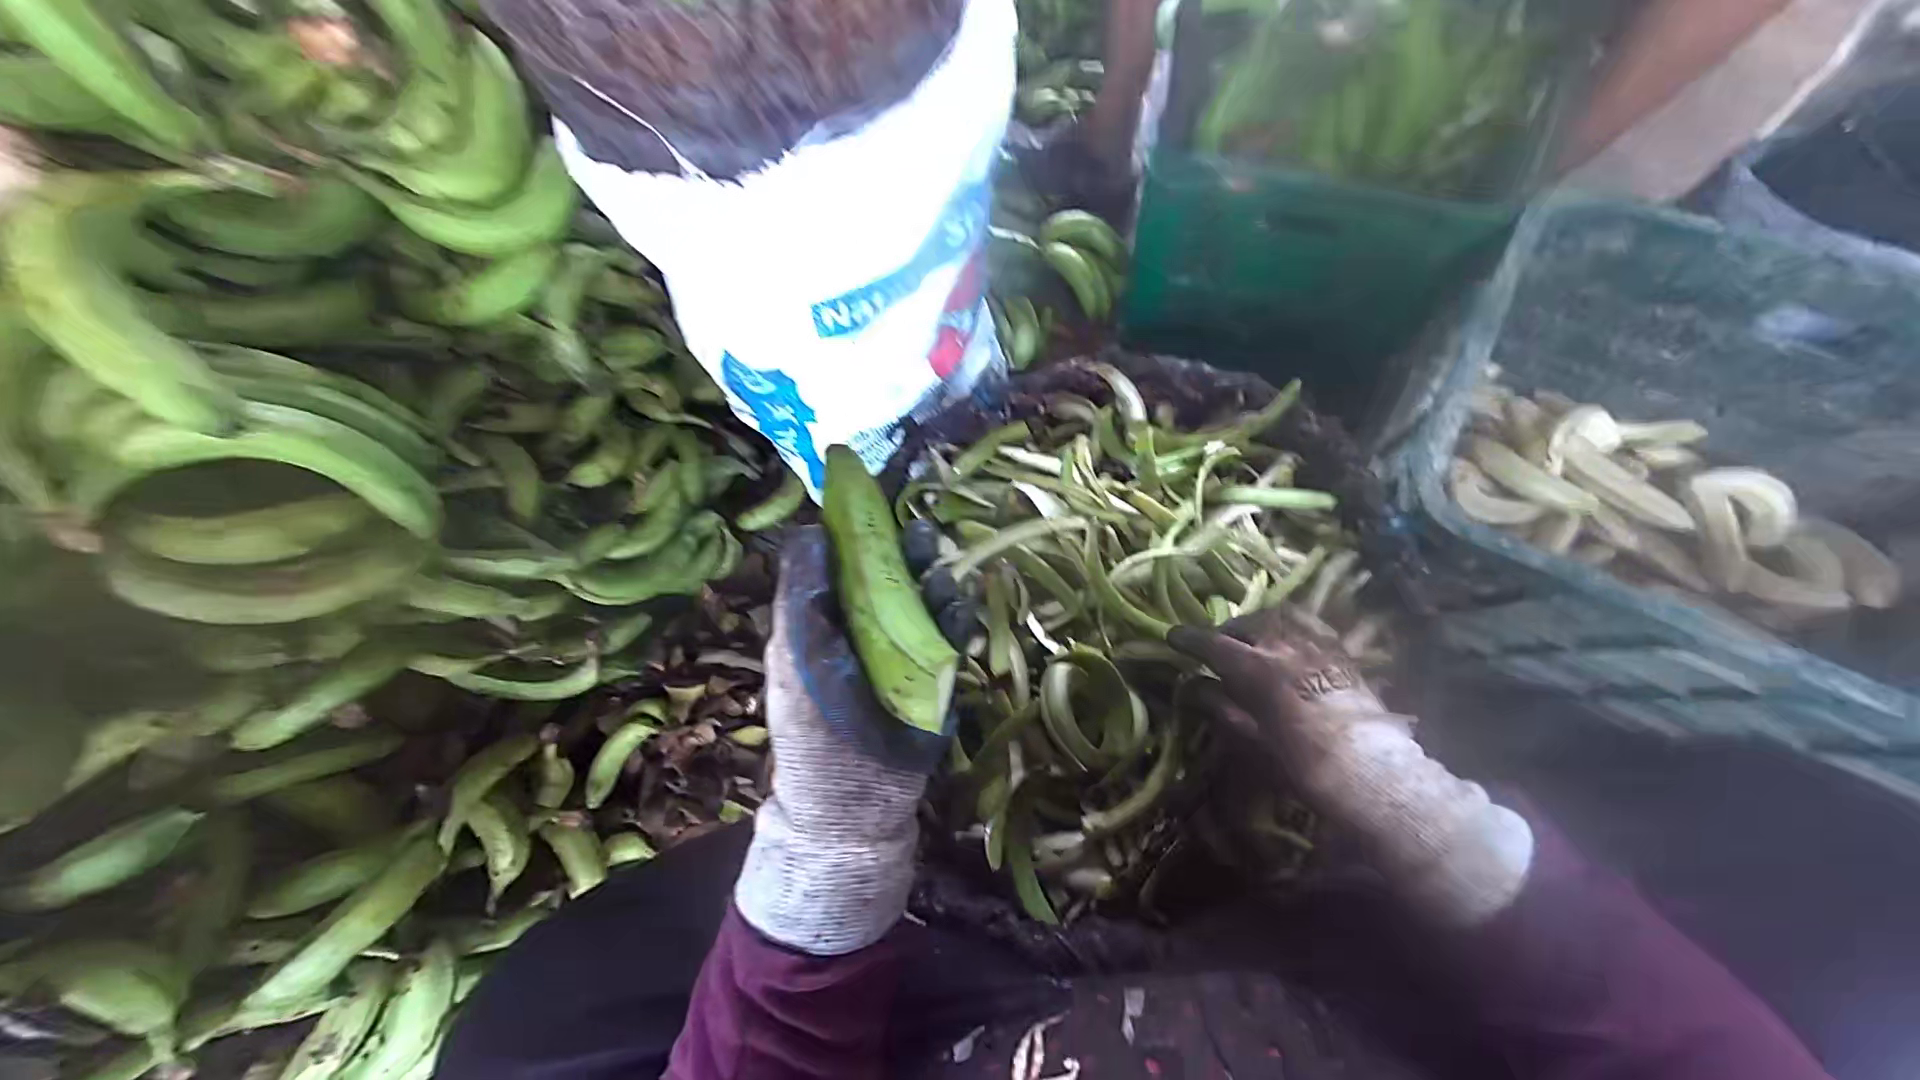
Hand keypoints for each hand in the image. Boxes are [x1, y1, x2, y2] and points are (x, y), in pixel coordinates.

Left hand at [733, 527, 939, 955]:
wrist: (853, 798)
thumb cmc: (812, 723)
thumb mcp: (795, 653)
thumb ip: (800, 593)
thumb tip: (807, 529)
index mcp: (831, 613)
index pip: (848, 557)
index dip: (860, 526)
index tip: (875, 496)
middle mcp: (871, 621)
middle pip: (893, 570)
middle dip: (907, 546)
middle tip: (920, 529)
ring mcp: (907, 645)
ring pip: (926, 595)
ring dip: (935, 573)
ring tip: (939, 559)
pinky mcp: (937, 669)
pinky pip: (953, 631)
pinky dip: (958, 612)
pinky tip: (958, 601)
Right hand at [1170, 610, 1534, 925]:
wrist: (1374, 775)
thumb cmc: (1303, 764)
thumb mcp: (1250, 739)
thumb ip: (1218, 706)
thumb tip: (1191, 686)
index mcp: (1256, 668)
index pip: (1212, 643)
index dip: (1189, 639)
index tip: (1173, 637)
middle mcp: (1285, 646)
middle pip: (1247, 623)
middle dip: (1226, 631)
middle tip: (1216, 645)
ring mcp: (1318, 645)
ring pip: (1280, 617)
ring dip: (1258, 624)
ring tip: (1251, 638)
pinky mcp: (1342, 653)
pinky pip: (1310, 625)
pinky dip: (1291, 627)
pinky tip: (1289, 642)